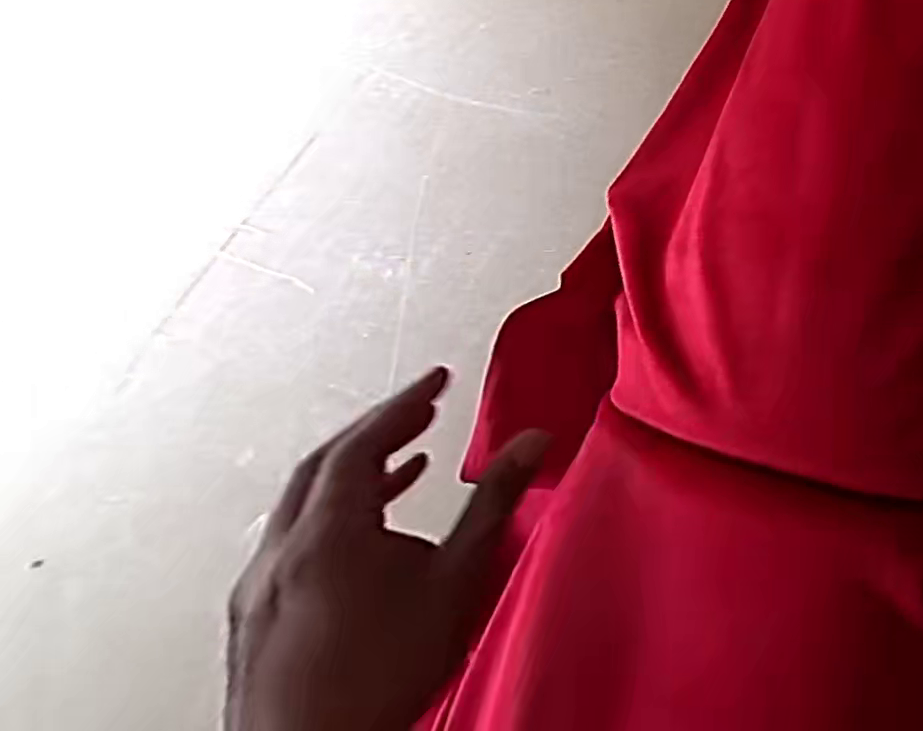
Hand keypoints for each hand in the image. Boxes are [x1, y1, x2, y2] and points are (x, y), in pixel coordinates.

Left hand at [225, 367, 547, 730]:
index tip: (436, 379)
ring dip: (359, 464)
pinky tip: (376, 518)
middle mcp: (282, 555)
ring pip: (306, 500)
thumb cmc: (386, 672)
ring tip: (409, 451)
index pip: (362, 444)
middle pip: (326, 464)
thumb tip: (533, 440)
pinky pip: (299, 535)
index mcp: (328, 536)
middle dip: (380, 425)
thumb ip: (497, 497)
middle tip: (424, 403)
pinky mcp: (261, 614)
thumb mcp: (460, 572)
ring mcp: (263, 587)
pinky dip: (341, 507)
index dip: (403, 403)